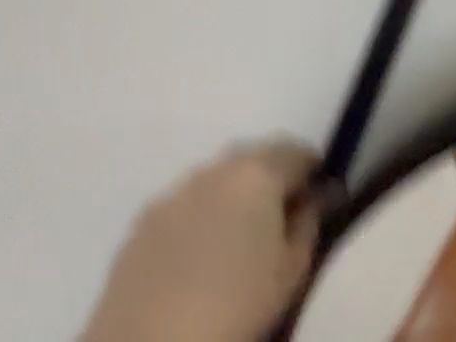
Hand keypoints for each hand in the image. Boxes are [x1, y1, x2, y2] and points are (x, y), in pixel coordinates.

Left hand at [83, 139, 322, 341]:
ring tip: (237, 233)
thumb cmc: (237, 303)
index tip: (318, 200)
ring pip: (215, 178)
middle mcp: (213, 173)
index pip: (299, 151)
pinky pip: (183, 205)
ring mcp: (169, 198)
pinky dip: (199, 214)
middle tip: (281, 213)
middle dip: (273, 175)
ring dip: (233, 192)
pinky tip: (201, 251)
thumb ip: (310, 219)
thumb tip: (314, 198)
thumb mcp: (295, 265)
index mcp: (257, 174)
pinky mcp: (137, 228)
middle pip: (254, 156)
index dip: (315, 173)